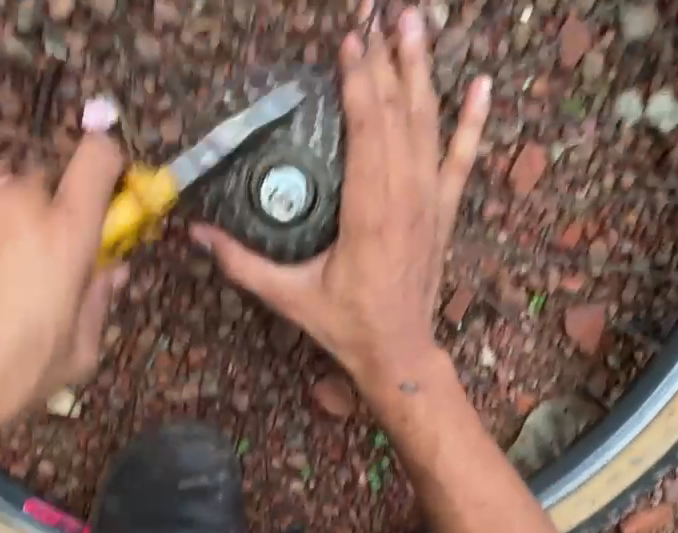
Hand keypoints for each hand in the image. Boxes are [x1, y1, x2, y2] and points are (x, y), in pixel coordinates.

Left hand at [0, 136, 127, 468]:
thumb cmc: (6, 377)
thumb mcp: (75, 355)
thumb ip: (97, 302)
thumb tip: (109, 271)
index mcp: (64, 234)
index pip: (98, 157)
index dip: (109, 170)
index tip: (108, 204)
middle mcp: (16, 203)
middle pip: (49, 185)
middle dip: (54, 218)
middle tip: (48, 271)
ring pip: (5, 201)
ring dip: (12, 229)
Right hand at [191, 7, 490, 396]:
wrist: (399, 353)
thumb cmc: (346, 325)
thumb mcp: (289, 297)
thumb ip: (243, 264)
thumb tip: (196, 235)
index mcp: (369, 214)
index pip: (367, 130)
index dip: (359, 81)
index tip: (349, 40)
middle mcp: (405, 199)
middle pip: (398, 115)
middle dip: (388, 59)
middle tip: (381, 11)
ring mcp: (430, 205)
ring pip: (430, 127)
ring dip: (423, 73)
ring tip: (416, 23)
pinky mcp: (443, 214)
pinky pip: (462, 160)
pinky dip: (473, 123)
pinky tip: (481, 85)